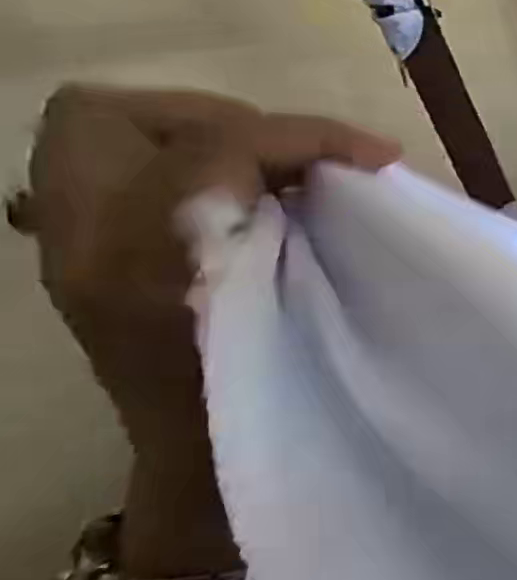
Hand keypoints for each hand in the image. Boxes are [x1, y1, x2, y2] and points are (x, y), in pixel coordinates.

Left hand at [15, 85, 399, 574]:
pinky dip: (193, 169)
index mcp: (149, 262)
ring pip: (110, 137)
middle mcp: (87, 241)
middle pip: (111, 115)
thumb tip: (373, 177)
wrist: (206, 464)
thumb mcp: (318, 322)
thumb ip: (329, 242)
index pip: (217, 146)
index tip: (379, 159)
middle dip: (220, 118)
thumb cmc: (276, 400)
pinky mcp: (89, 253)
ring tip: (283, 179)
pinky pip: (124, 172)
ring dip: (208, 143)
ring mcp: (73, 244)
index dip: (308, 134)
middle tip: (300, 160)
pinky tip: (252, 205)